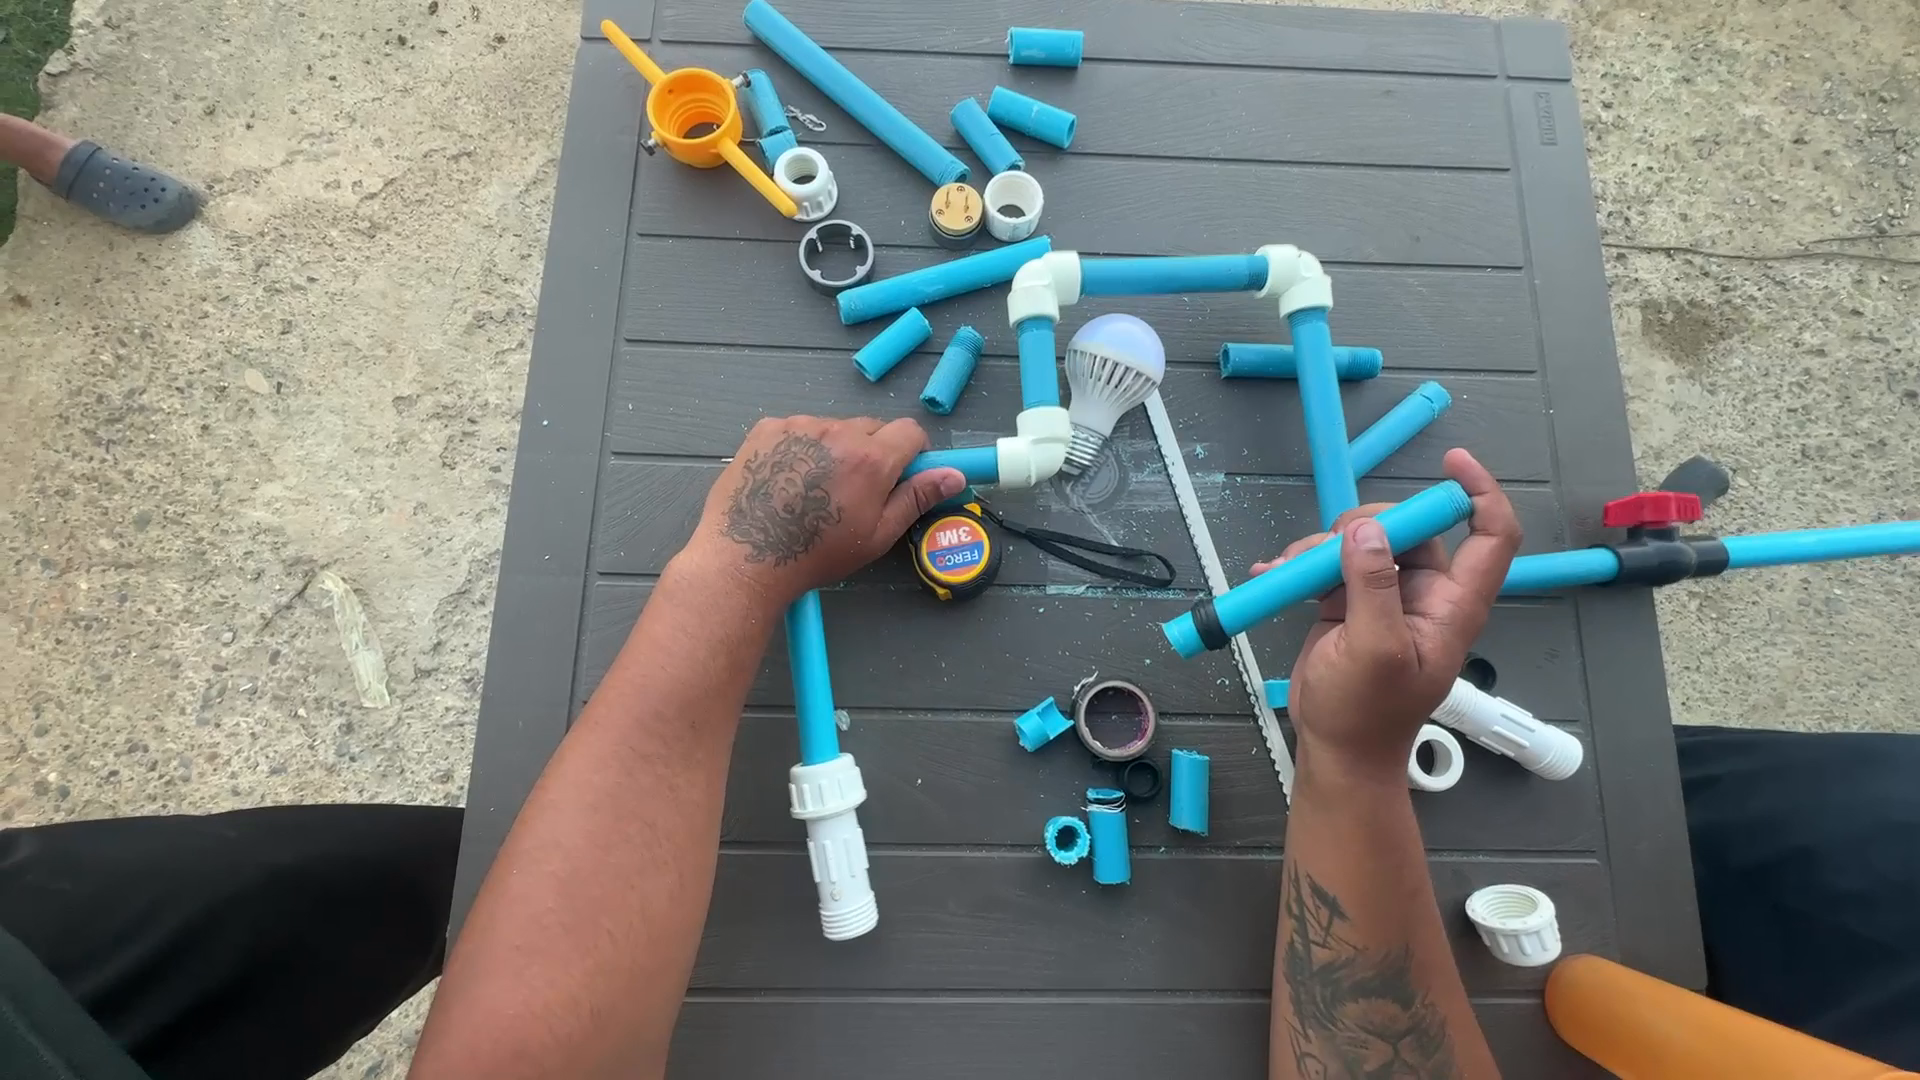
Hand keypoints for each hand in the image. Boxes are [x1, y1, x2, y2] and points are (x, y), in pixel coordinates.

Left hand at [682, 415, 966, 606]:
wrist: (745, 557)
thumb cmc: (817, 554)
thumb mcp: (877, 535)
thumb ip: (917, 498)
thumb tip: (955, 476)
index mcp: (872, 458)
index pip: (911, 431)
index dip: (913, 452)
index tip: (902, 475)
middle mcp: (838, 431)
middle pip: (872, 428)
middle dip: (873, 451)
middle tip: (855, 490)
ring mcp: (799, 425)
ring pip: (834, 428)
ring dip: (836, 448)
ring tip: (815, 489)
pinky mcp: (767, 428)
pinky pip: (798, 428)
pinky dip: (801, 446)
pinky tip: (787, 480)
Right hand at [1253, 449, 1520, 781]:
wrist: (1335, 747)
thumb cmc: (1366, 711)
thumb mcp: (1374, 650)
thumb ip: (1374, 588)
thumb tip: (1365, 532)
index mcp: (1449, 604)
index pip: (1488, 536)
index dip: (1478, 493)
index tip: (1449, 463)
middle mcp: (1420, 593)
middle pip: (1404, 530)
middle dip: (1360, 528)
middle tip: (1322, 549)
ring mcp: (1379, 596)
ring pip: (1356, 544)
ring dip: (1317, 550)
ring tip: (1285, 571)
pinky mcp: (1343, 604)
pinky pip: (1324, 566)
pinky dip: (1296, 566)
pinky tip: (1271, 574)